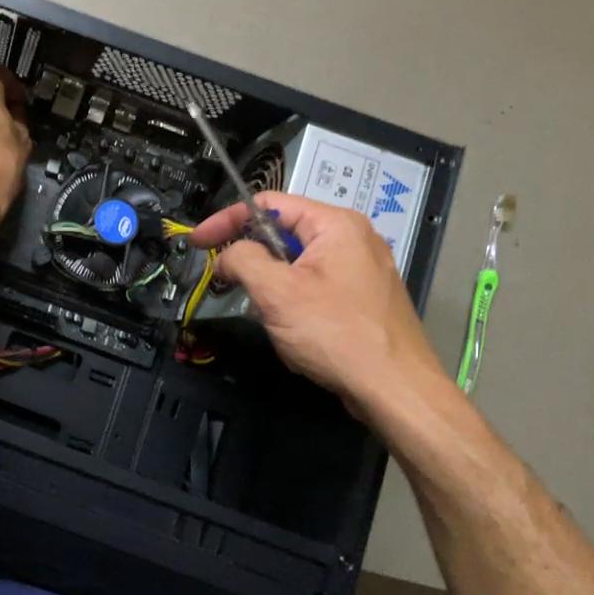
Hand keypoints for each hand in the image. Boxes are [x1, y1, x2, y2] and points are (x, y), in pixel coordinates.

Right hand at [189, 193, 449, 414]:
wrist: (396, 390)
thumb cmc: (335, 333)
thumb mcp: (276, 292)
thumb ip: (243, 260)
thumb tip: (228, 254)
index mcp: (336, 224)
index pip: (269, 204)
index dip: (226, 219)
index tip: (197, 242)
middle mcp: (354, 238)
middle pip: (284, 234)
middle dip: (253, 261)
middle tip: (231, 285)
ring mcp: (363, 270)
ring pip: (297, 265)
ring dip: (272, 288)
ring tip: (272, 318)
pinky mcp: (364, 299)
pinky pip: (315, 287)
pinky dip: (293, 302)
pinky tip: (294, 332)